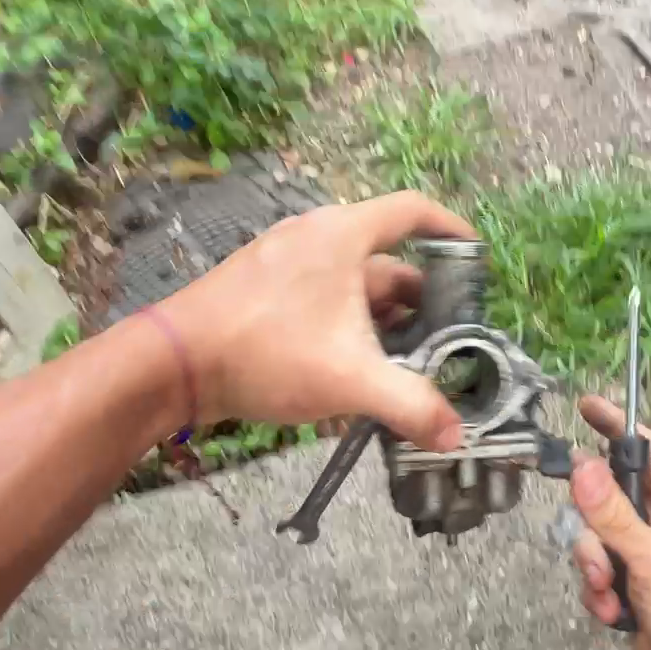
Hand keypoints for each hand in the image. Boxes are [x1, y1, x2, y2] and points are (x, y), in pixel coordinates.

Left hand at [150, 192, 472, 449]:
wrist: (174, 367)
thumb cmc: (267, 352)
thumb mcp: (351, 379)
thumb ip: (411, 405)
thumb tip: (455, 437)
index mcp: (342, 237)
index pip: (412, 212)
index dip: (451, 229)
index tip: (476, 257)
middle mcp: (316, 239)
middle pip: (388, 261)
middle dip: (423, 302)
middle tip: (447, 341)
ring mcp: (287, 263)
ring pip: (356, 286)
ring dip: (387, 320)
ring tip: (410, 363)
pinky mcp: (267, 292)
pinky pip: (327, 301)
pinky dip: (353, 327)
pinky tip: (360, 368)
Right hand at [570, 396, 650, 649]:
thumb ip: (612, 512)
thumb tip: (582, 466)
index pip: (650, 449)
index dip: (617, 427)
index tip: (586, 407)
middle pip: (613, 497)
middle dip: (595, 526)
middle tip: (597, 546)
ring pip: (600, 538)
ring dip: (596, 566)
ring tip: (609, 591)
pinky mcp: (636, 584)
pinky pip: (601, 571)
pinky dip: (600, 591)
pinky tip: (614, 613)